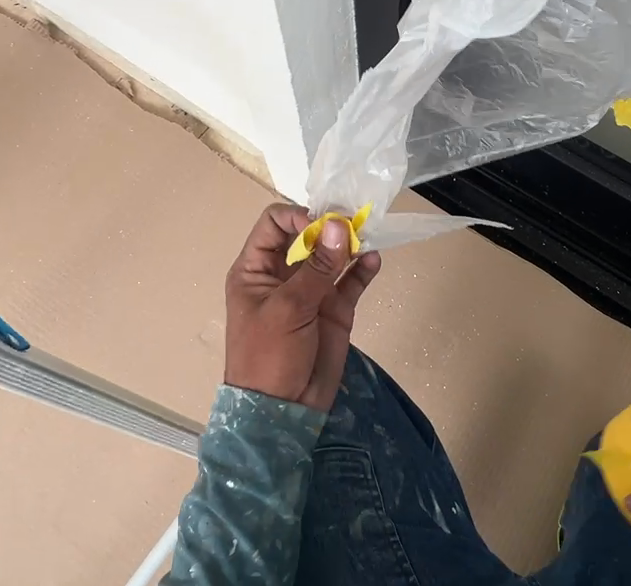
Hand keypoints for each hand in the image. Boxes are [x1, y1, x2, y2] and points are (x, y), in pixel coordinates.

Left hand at [222, 203, 382, 412]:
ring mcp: (311, 290)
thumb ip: (317, 268)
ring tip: (368, 236)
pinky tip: (374, 260)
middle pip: (308, 234)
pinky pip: (351, 280)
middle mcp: (283, 273)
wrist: (282, 414)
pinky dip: (363, 268)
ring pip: (333, 254)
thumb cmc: (268, 357)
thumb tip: (338, 224)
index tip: (321, 223)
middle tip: (353, 222)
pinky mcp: (335, 308)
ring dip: (349, 243)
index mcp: (256, 269)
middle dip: (329, 225)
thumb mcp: (288, 309)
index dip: (297, 217)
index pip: (274, 224)